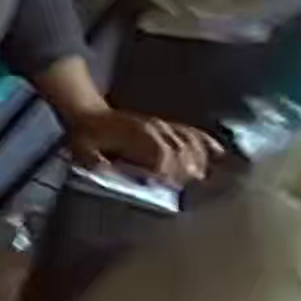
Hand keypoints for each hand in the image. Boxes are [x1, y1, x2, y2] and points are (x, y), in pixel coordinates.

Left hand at [67, 109, 222, 185]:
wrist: (89, 114)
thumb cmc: (85, 135)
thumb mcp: (83, 151)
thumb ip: (97, 162)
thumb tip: (110, 173)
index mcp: (135, 135)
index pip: (160, 154)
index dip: (165, 170)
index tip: (167, 184)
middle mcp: (154, 128)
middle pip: (179, 149)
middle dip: (184, 168)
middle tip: (186, 186)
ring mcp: (162, 125)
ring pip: (190, 141)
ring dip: (198, 158)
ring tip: (200, 175)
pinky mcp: (165, 124)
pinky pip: (192, 131)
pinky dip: (205, 142)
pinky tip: (217, 151)